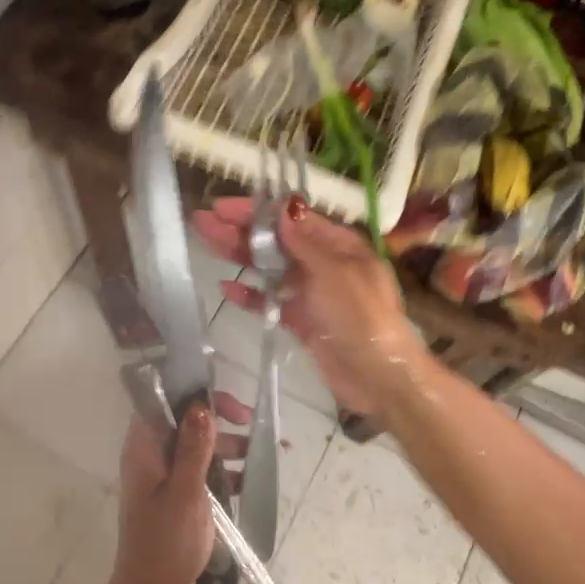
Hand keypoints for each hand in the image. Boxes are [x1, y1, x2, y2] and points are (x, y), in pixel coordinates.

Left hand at [108, 398, 248, 583]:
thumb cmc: (163, 543)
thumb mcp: (184, 494)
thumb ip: (193, 450)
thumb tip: (201, 407)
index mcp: (144, 450)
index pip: (164, 404)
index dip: (194, 396)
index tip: (227, 406)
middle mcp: (153, 457)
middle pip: (187, 424)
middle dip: (221, 422)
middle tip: (254, 425)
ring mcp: (166, 478)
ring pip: (200, 448)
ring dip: (231, 448)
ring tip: (268, 452)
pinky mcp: (179, 496)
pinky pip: (205, 473)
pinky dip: (229, 473)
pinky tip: (255, 479)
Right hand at [193, 198, 430, 415]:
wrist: (380, 377)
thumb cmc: (362, 318)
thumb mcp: (335, 272)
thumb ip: (305, 242)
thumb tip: (284, 207)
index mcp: (340, 245)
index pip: (293, 219)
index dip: (258, 210)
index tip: (223, 206)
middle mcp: (326, 265)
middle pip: (278, 242)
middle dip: (242, 231)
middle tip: (203, 222)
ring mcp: (314, 295)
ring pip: (272, 270)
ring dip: (241, 257)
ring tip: (207, 245)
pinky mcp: (304, 323)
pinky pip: (273, 303)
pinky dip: (252, 296)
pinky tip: (227, 289)